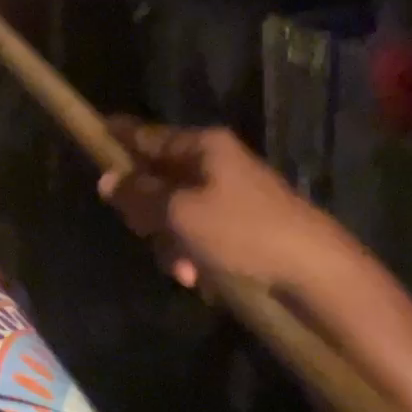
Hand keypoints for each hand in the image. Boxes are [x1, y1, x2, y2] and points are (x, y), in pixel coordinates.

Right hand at [97, 118, 338, 290]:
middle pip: (157, 176)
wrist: (320, 273)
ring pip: (176, 209)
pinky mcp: (245, 223)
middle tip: (141, 231)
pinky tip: (199, 278)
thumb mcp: (179, 212)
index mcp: (201, 146)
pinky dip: (194, 251)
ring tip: (181, 271)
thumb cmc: (242, 231)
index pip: (144, 134)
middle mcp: (216, 161)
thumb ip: (138, 194)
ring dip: (170, 239)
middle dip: (146, 209)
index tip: (91, 136)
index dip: (115, 137)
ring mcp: (232, 192)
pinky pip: (200, 230)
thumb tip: (106, 179)